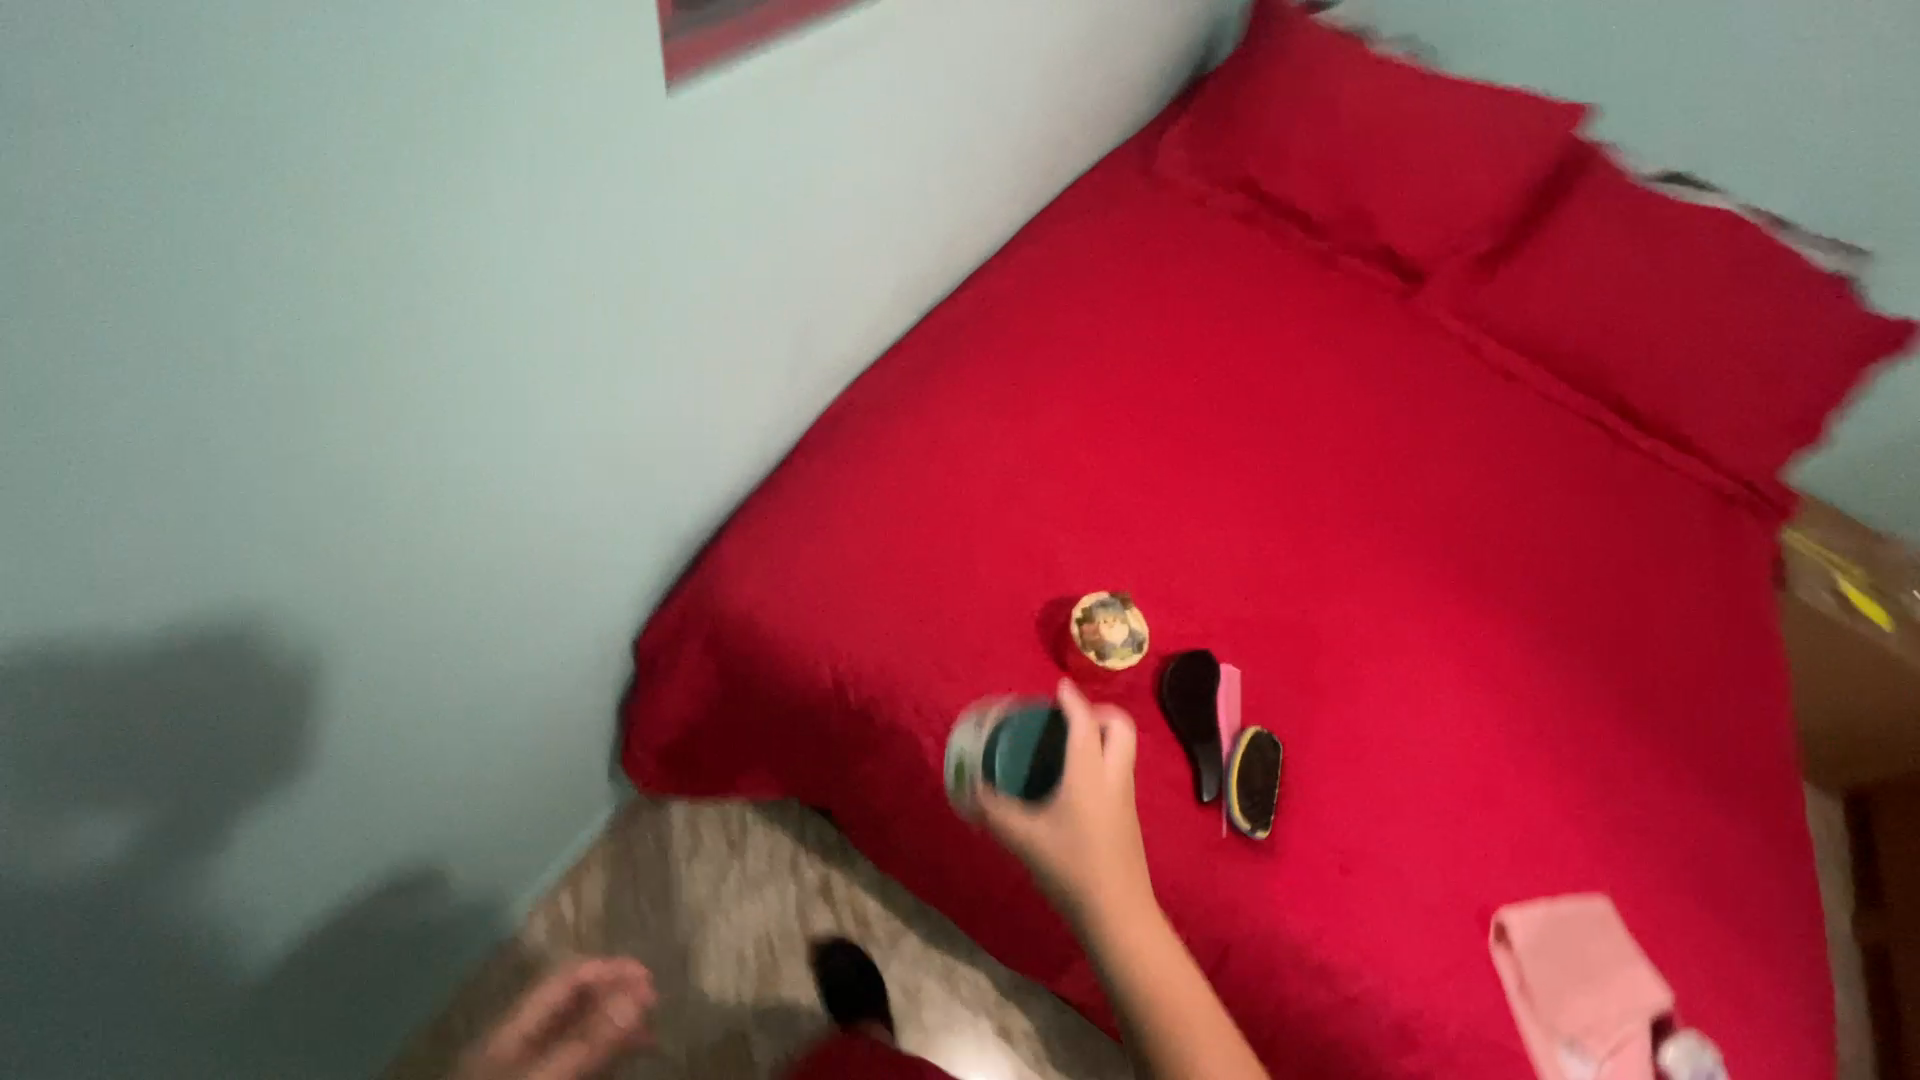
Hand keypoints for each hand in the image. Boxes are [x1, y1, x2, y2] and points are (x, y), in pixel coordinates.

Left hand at [452, 957, 655, 1079]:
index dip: (608, 970)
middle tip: (655, 1005)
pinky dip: (606, 1059)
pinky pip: (579, 1068)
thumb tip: (640, 995)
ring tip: (649, 1035)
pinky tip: (626, 1062)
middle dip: (615, 997)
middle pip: (573, 1005)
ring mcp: (530, 1075)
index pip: (566, 980)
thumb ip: (587, 1043)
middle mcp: (519, 1049)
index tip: (650, 980)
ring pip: (578, 1037)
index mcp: (511, 1034)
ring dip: (614, 1028)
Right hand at [977, 678, 1155, 929]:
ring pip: (1124, 748)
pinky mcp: (1128, 815)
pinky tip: (1075, 779)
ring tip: (1069, 743)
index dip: (1073, 700)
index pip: (1085, 723)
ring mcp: (1126, 796)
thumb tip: (968, 790)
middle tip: (1068, 718)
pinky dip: (1103, 758)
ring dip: (1102, 735)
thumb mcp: (1023, 839)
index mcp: (1089, 773)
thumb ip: (993, 811)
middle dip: (1098, 711)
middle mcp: (1113, 776)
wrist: (1117, 913)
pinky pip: (1119, 768)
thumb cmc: (1070, 869)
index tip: (1059, 687)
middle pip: (1121, 726)